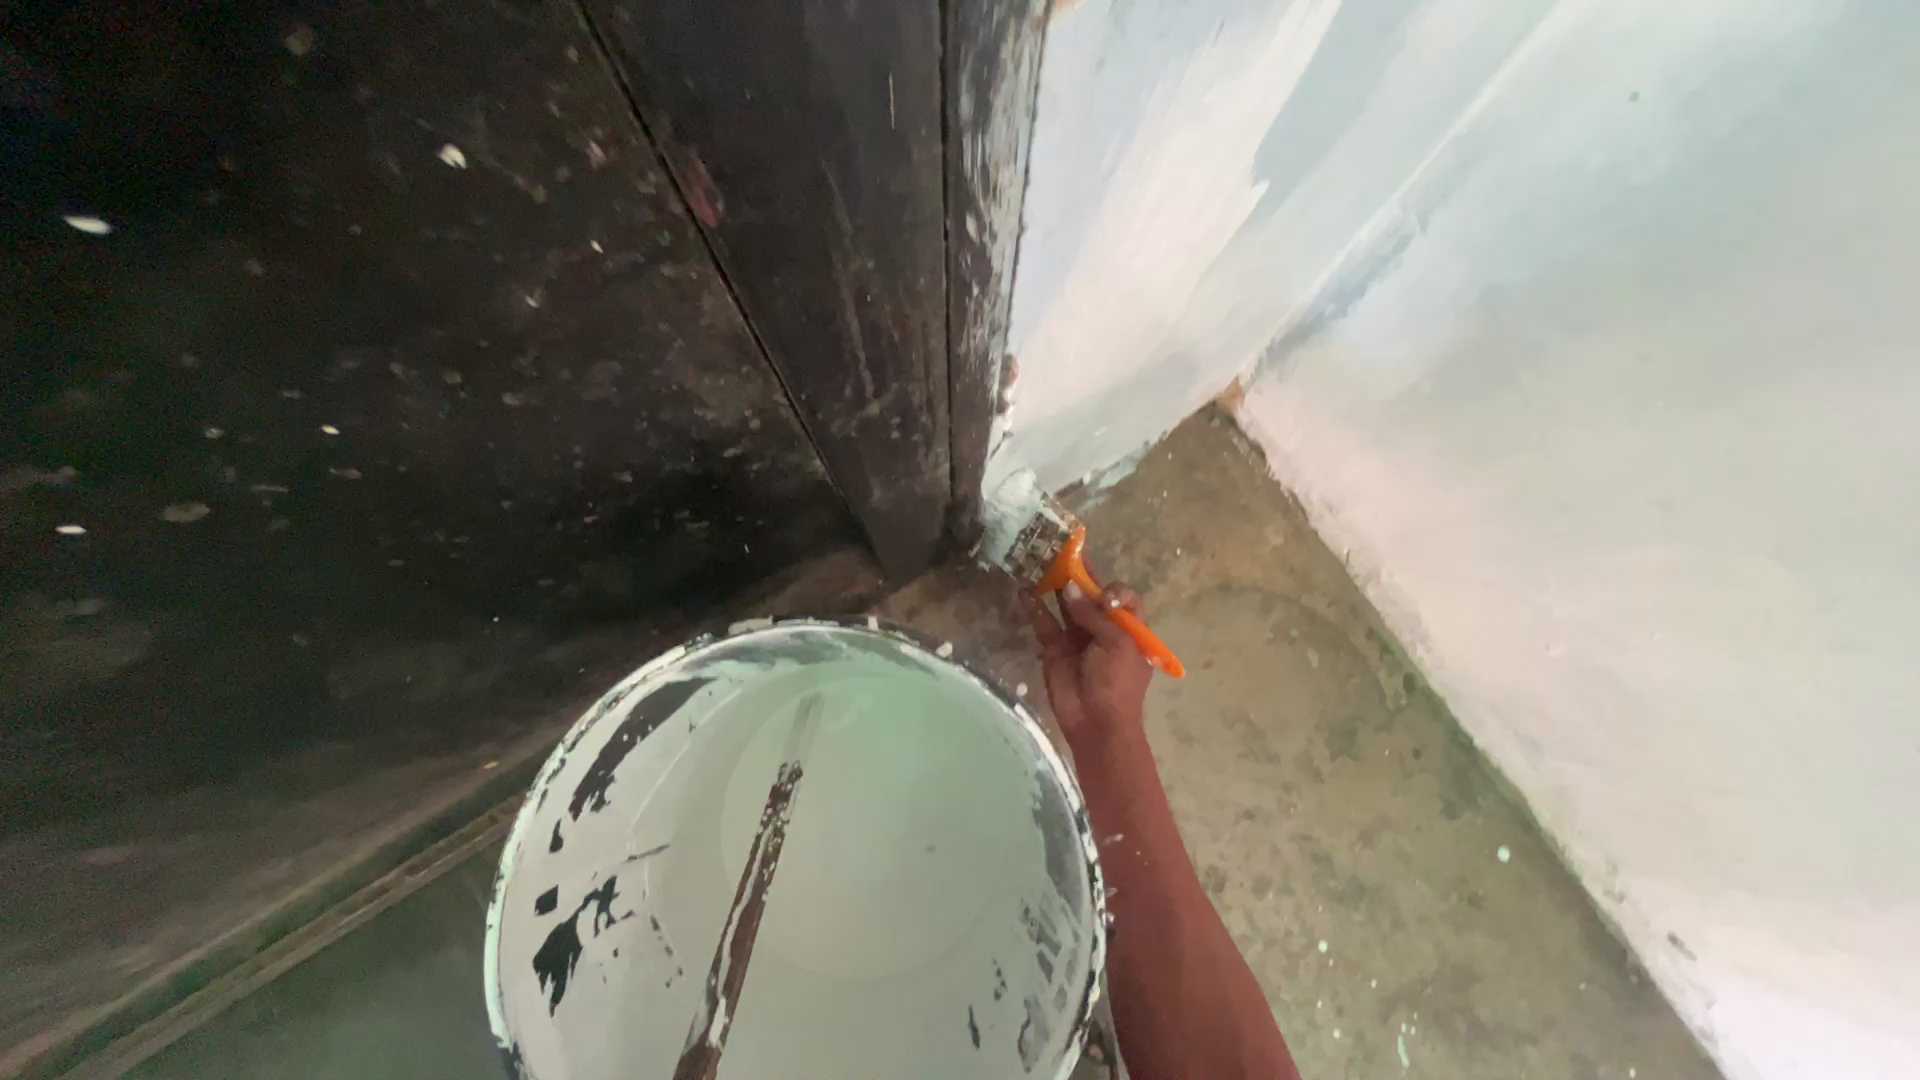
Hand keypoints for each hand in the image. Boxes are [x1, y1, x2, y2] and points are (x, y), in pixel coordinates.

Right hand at [1022, 578, 1153, 752]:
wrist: (1097, 722)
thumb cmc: (1117, 681)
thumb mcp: (1117, 643)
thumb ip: (1094, 614)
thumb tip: (1068, 589)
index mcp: (1129, 628)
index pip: (1123, 598)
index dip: (1113, 590)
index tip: (1103, 595)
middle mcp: (1103, 628)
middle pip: (1091, 596)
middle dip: (1080, 576)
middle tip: (1063, 552)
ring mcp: (1078, 638)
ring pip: (1066, 605)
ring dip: (1055, 586)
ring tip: (1041, 563)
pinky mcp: (1055, 648)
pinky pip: (1045, 623)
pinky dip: (1035, 607)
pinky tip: (1024, 590)